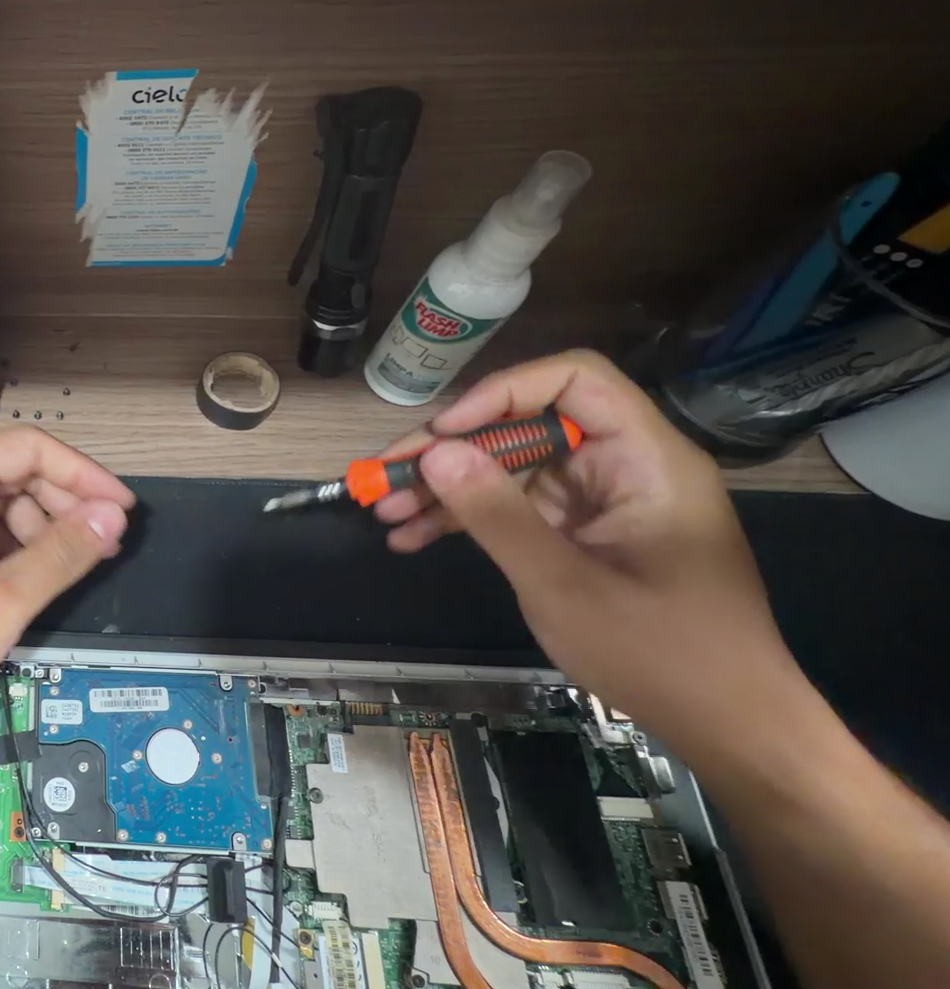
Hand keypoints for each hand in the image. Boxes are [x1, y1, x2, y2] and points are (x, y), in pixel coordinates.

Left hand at [0, 426, 134, 738]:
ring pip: (5, 503)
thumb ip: (64, 552)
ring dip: (46, 528)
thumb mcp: (4, 598)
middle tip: (109, 541)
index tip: (122, 507)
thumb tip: (113, 517)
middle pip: (17, 472)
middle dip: (66, 503)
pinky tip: (46, 572)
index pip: (28, 448)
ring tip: (82, 562)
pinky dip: (20, 547)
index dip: (82, 473)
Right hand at [372, 350, 800, 750]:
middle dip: (449, 452)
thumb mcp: (564, 584)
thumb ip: (497, 514)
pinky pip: (512, 508)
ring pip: (507, 468)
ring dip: (444, 489)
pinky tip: (413, 539)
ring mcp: (597, 501)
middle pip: (523, 426)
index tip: (444, 436)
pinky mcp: (578, 532)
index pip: (574, 381)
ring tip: (384, 513)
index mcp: (645, 460)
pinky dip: (463, 520)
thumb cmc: (660, 653)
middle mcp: (621, 466)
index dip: (501, 393)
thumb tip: (435, 454)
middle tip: (383, 478)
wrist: (724, 726)